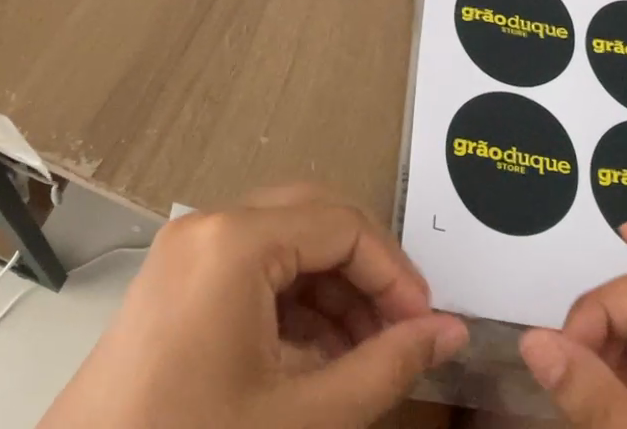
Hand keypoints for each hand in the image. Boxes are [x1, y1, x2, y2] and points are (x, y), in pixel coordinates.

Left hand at [40, 184, 467, 428]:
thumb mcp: (304, 414)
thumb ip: (387, 366)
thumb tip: (449, 332)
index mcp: (235, 241)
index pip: (344, 226)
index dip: (396, 274)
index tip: (425, 326)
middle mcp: (209, 227)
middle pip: (315, 219)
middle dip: (367, 274)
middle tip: (401, 330)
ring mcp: (187, 250)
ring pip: (287, 243)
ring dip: (334, 291)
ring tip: (363, 356)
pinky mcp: (177, 279)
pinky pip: (254, 268)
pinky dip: (295, 304)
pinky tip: (317, 358)